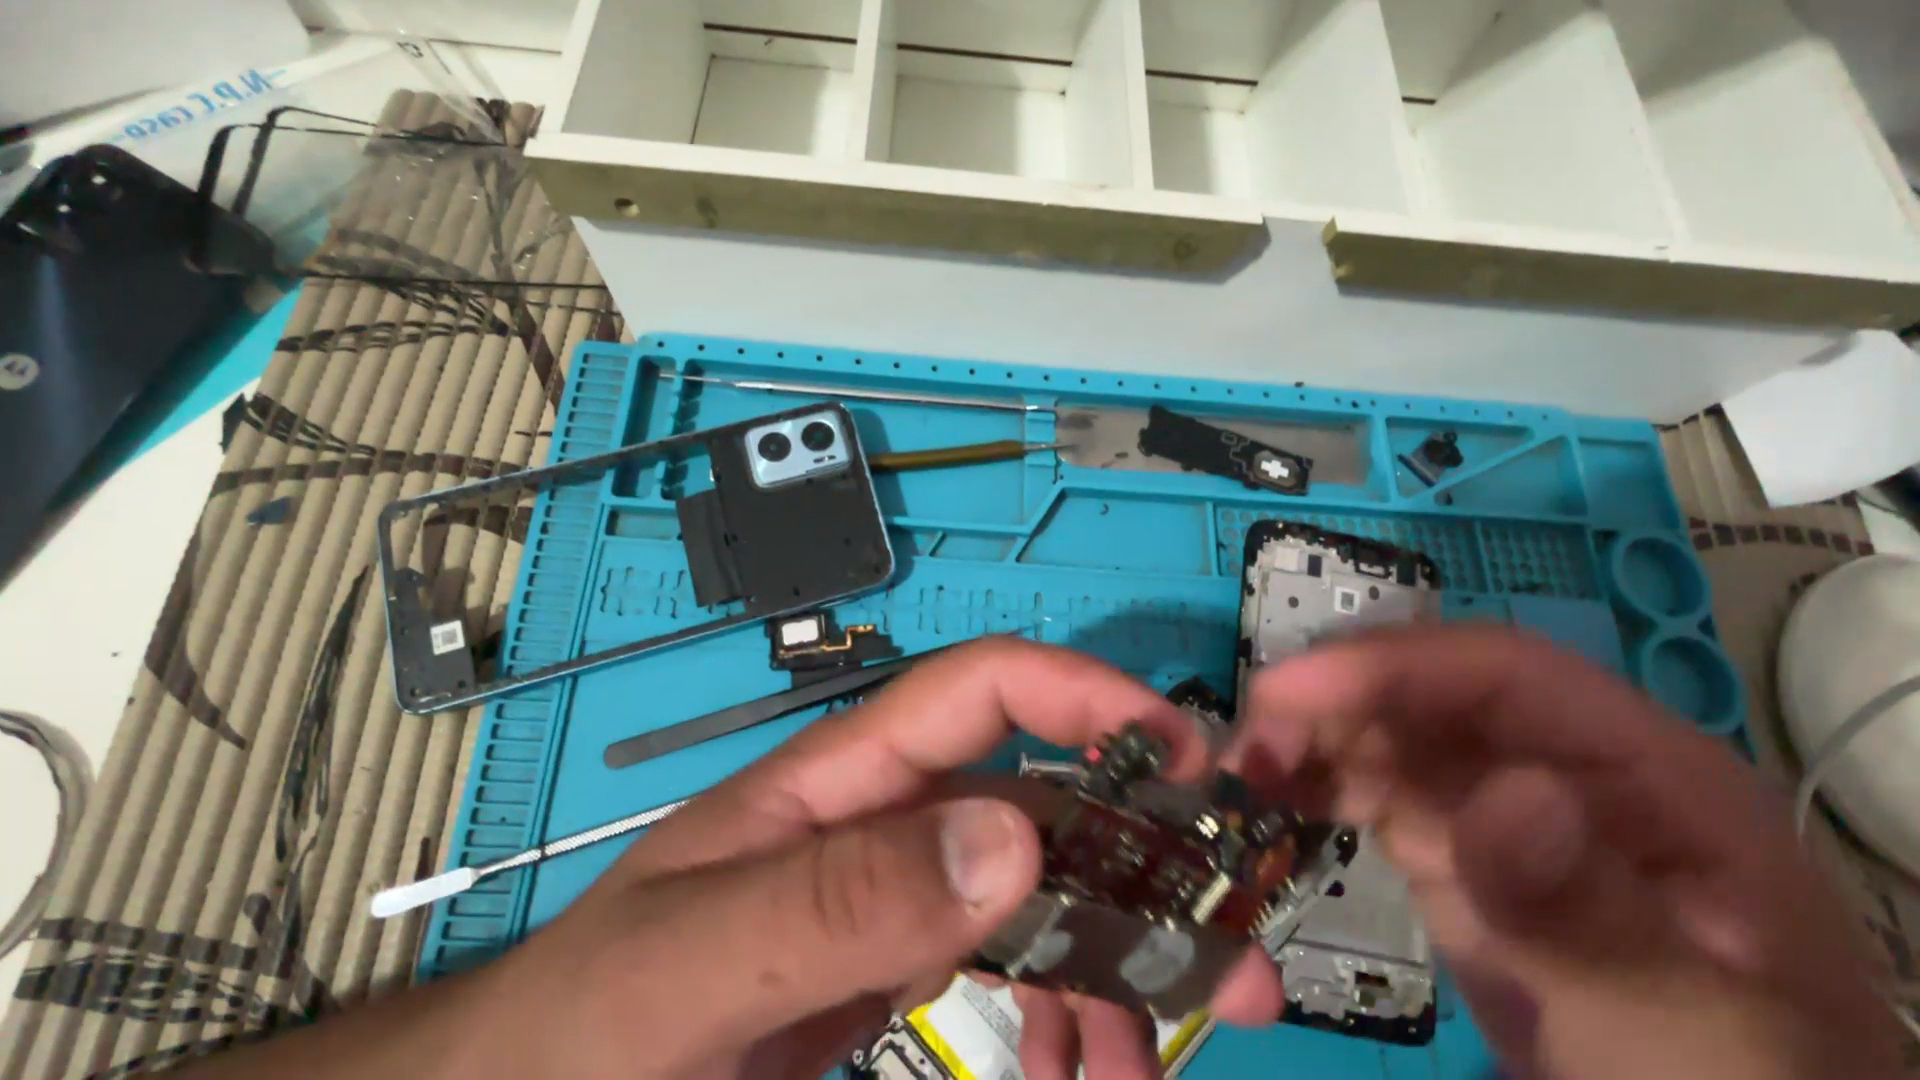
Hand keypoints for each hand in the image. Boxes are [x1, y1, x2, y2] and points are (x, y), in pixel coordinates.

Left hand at [459, 638, 1280, 1078]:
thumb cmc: (585, 1024)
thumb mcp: (696, 959)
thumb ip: (836, 900)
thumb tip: (1006, 836)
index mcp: (836, 785)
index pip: (978, 692)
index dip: (1084, 695)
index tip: (1186, 756)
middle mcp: (883, 828)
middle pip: (1038, 808)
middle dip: (1141, 865)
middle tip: (1231, 954)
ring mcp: (895, 904)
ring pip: (1040, 902)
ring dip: (1115, 965)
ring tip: (1157, 1051)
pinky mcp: (899, 974)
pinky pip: (1010, 975)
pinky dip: (1064, 1020)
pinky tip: (1081, 1071)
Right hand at [1230, 625, 1905, 1078]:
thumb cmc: (1717, 1079)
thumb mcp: (1679, 1021)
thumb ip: (1591, 914)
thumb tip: (1507, 793)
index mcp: (1645, 772)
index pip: (1504, 676)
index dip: (1388, 665)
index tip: (1281, 691)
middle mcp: (1562, 768)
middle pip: (1427, 698)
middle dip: (1327, 707)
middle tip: (1243, 755)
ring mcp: (1503, 810)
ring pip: (1387, 739)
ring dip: (1308, 745)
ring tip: (1241, 781)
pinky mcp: (1459, 853)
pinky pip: (1374, 796)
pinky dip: (1316, 791)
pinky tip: (1272, 807)